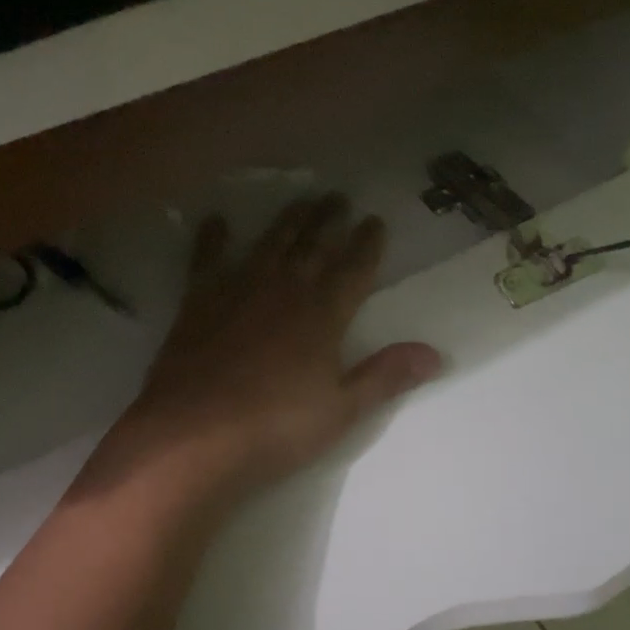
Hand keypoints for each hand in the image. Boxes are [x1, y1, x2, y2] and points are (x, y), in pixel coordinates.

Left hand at [85, 194, 442, 498]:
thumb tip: (435, 353)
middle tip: (340, 196)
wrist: (194, 434)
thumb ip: (385, 376)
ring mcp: (237, 293)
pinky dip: (213, 239)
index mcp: (322, 317)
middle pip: (312, 247)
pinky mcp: (197, 303)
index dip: (367, 245)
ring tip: (300, 200)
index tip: (375, 221)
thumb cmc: (275, 429)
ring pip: (268, 245)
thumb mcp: (341, 411)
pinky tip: (217, 221)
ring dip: (287, 221)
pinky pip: (207, 260)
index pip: (353, 270)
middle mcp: (283, 292)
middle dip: (329, 221)